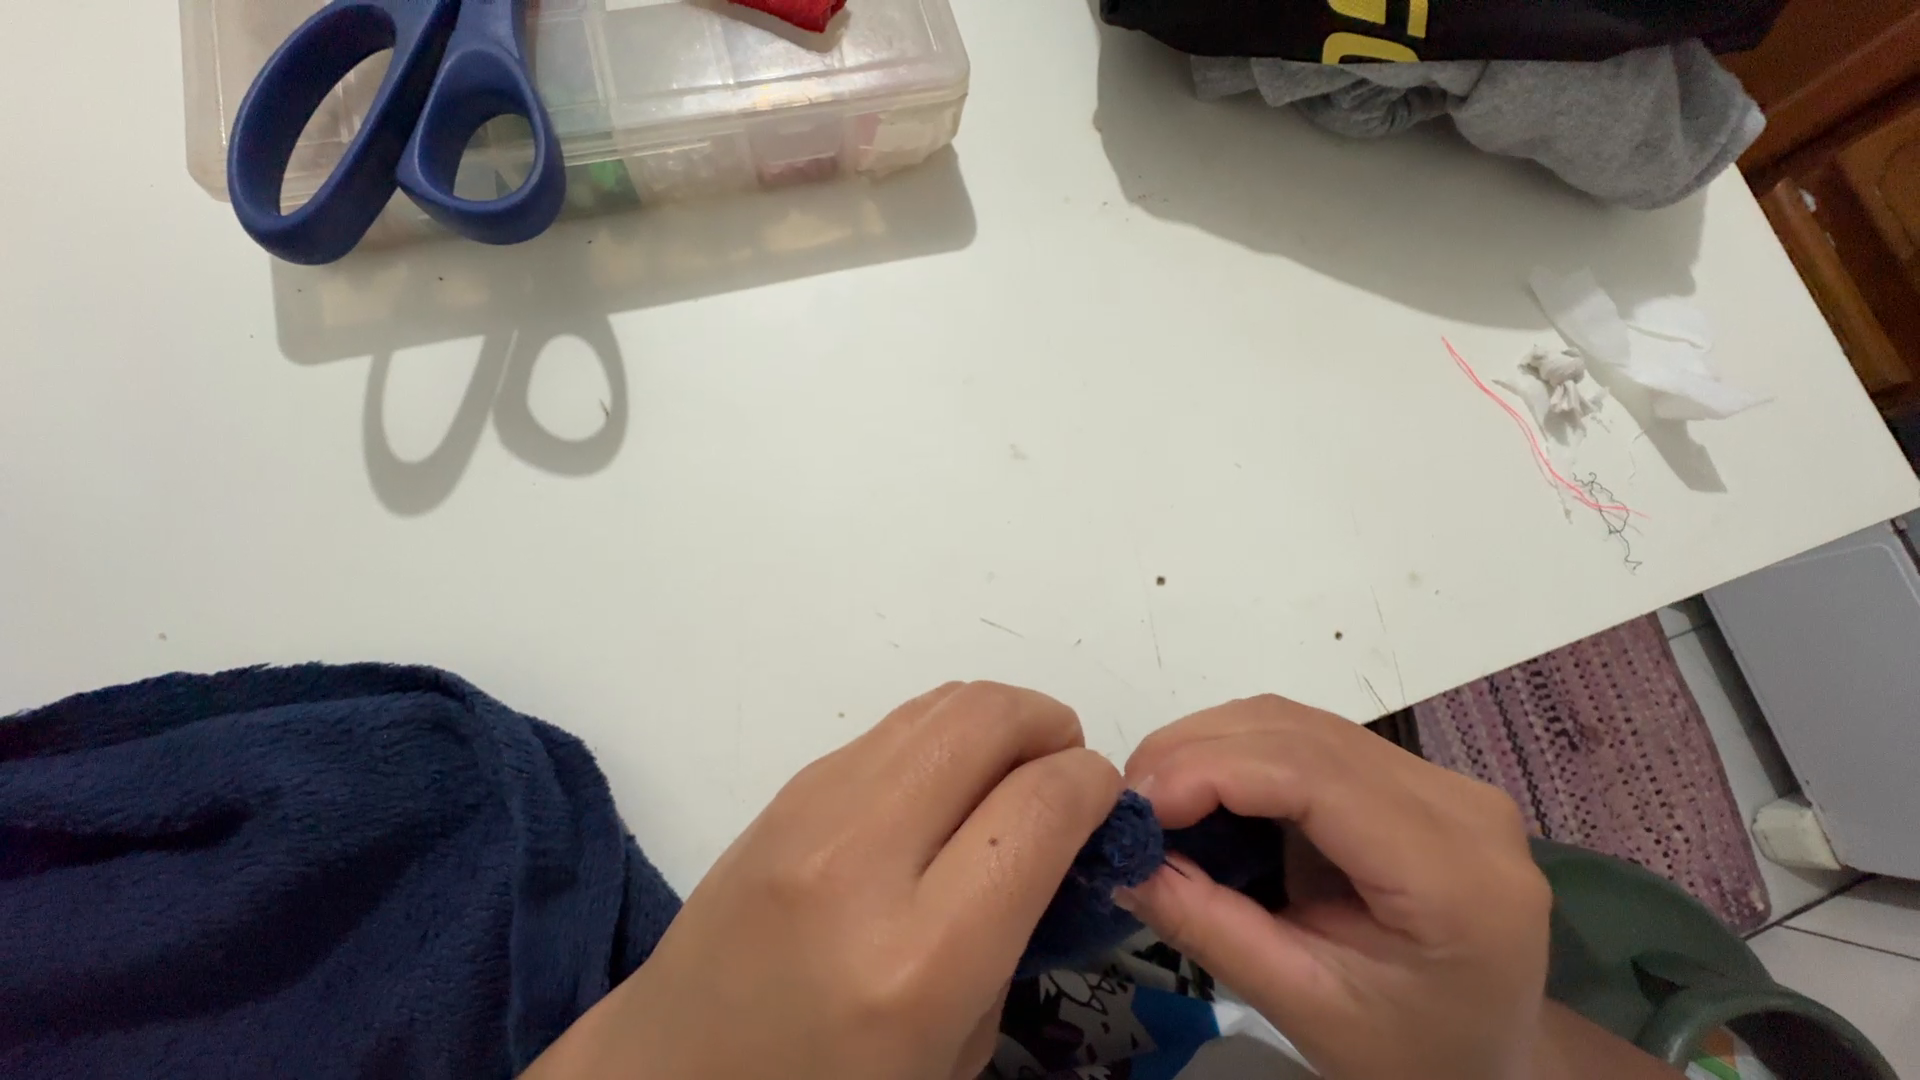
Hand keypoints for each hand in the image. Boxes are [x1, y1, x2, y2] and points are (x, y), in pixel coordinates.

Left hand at [523, 682, 1122, 1079]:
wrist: (673, 1073)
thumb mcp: (956, 1046)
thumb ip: (1018, 927)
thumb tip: (1060, 830)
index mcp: (920, 956)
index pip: (1040, 806)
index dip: (1093, 786)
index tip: (1101, 802)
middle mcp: (862, 860)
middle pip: (987, 720)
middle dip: (1049, 726)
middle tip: (1062, 770)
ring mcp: (811, 809)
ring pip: (940, 703)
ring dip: (998, 718)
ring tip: (1011, 768)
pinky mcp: (786, 785)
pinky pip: (894, 726)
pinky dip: (944, 733)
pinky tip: (947, 782)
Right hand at [1118, 695, 1552, 1079]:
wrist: (1490, 1060)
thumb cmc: (1405, 1053)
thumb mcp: (1301, 1005)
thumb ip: (1208, 926)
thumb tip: (1121, 861)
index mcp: (1453, 875)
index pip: (1311, 774)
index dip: (1209, 771)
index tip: (1135, 806)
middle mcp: (1457, 803)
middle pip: (1298, 731)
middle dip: (1194, 751)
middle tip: (1129, 799)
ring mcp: (1439, 780)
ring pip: (1295, 720)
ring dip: (1210, 743)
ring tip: (1157, 793)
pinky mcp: (1412, 775)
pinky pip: (1306, 735)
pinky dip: (1238, 751)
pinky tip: (1204, 786)